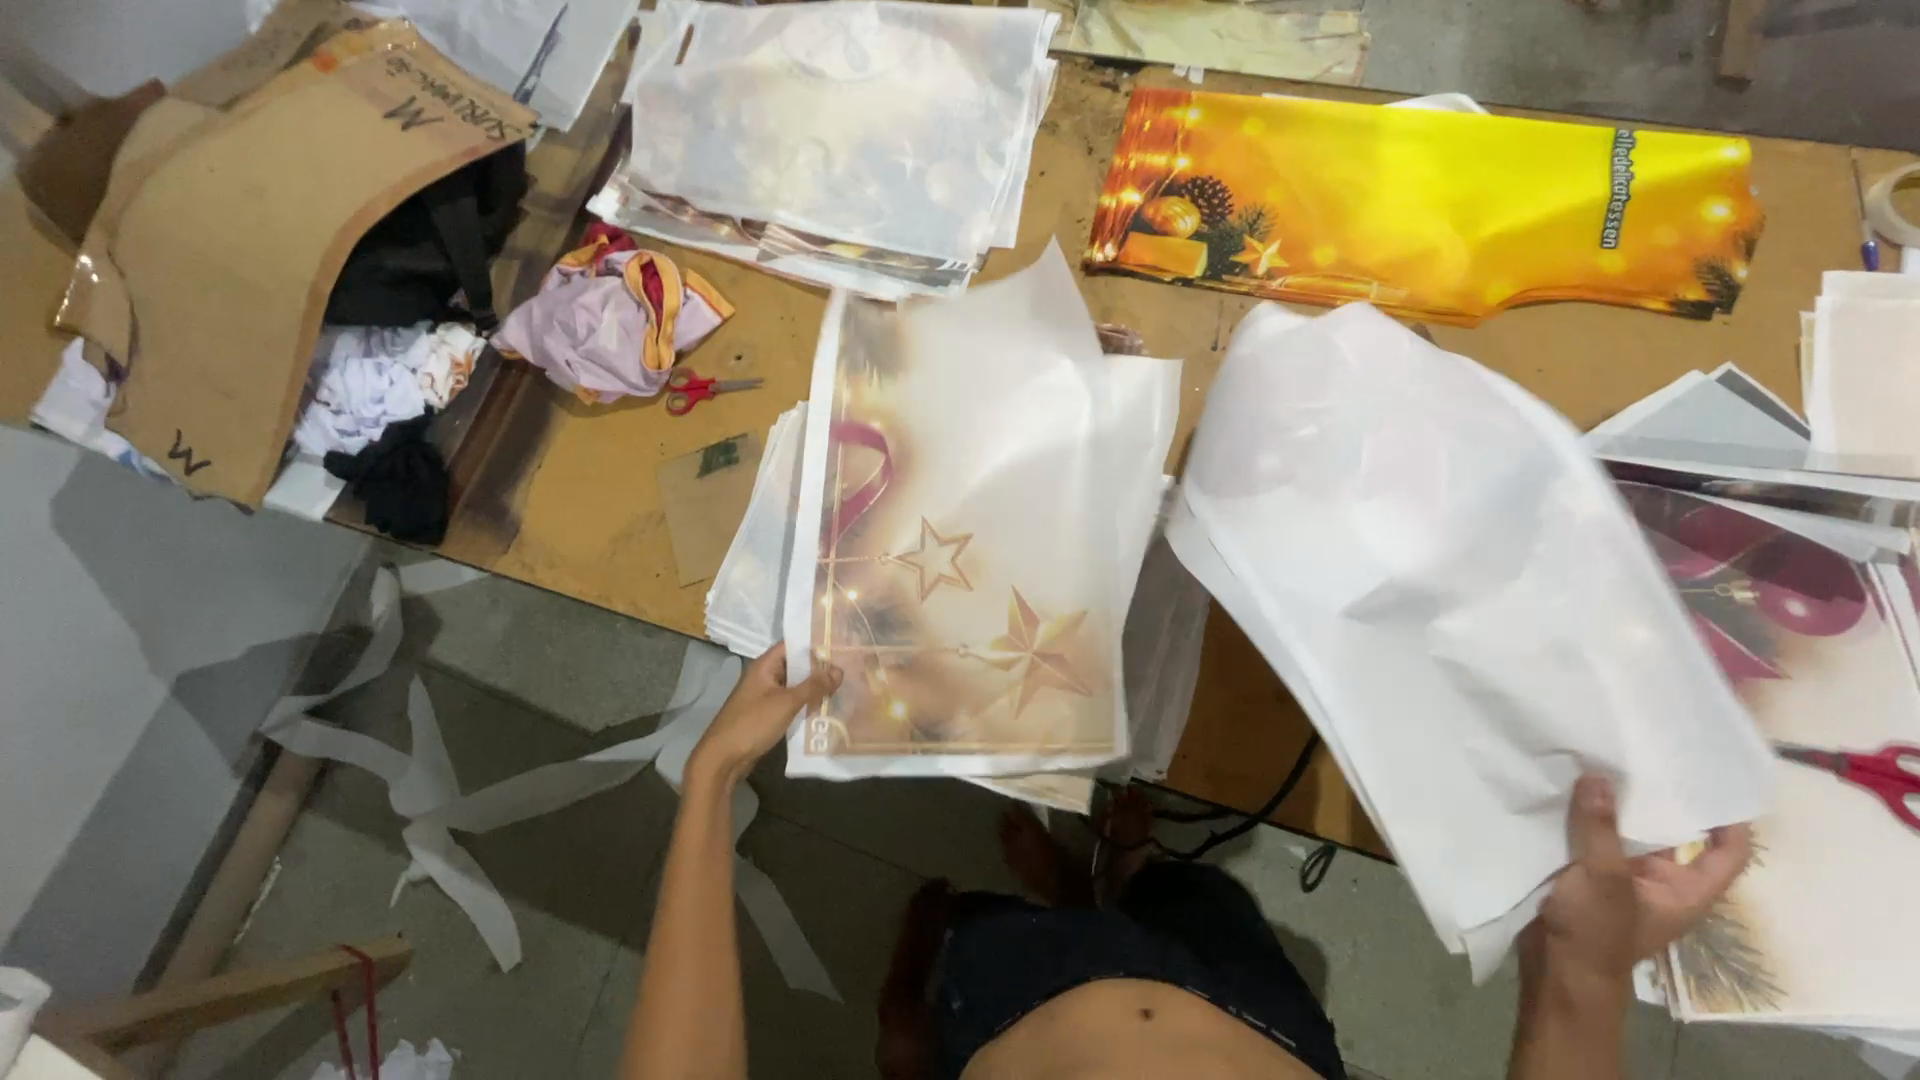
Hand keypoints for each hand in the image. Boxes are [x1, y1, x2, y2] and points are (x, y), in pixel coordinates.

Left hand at [688, 644, 841, 784]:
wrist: (723, 758)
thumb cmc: (753, 723)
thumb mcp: (787, 702)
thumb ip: (813, 686)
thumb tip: (839, 670)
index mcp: (764, 666)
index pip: (792, 646)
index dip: (814, 644)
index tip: (839, 646)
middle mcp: (764, 677)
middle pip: (794, 666)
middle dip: (818, 669)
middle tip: (847, 668)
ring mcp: (764, 697)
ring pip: (793, 686)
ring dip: (813, 688)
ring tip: (842, 687)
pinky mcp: (766, 715)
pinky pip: (789, 703)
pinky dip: (804, 704)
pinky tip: (824, 708)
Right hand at [1525, 774, 1753, 992]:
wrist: (1556, 968)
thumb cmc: (1598, 932)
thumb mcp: (1603, 879)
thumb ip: (1600, 828)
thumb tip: (1598, 776)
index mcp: (1685, 890)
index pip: (1725, 853)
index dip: (1728, 822)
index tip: (1711, 781)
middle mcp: (1658, 880)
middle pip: (1668, 834)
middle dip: (1654, 799)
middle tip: (1639, 754)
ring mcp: (1619, 878)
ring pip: (1622, 833)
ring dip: (1609, 805)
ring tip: (1596, 762)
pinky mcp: (1585, 875)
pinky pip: (1589, 839)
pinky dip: (1580, 817)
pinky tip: (1563, 791)